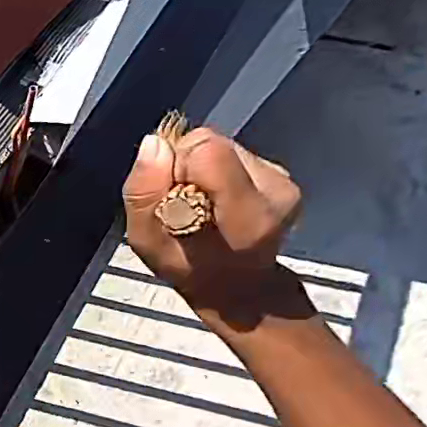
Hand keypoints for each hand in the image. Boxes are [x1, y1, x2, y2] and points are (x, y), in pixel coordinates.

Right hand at [121, 125, 305, 321]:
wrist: (237, 283)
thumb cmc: (187, 266)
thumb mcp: (147, 243)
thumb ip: (144, 196)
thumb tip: (153, 144)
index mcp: (246, 216)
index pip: (206, 151)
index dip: (175, 165)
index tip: (169, 195)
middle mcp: (274, 190)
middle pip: (210, 143)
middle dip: (183, 165)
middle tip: (179, 202)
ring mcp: (282, 179)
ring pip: (218, 144)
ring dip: (196, 168)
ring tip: (195, 202)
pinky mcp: (280, 172)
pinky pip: (230, 151)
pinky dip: (212, 170)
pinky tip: (212, 198)